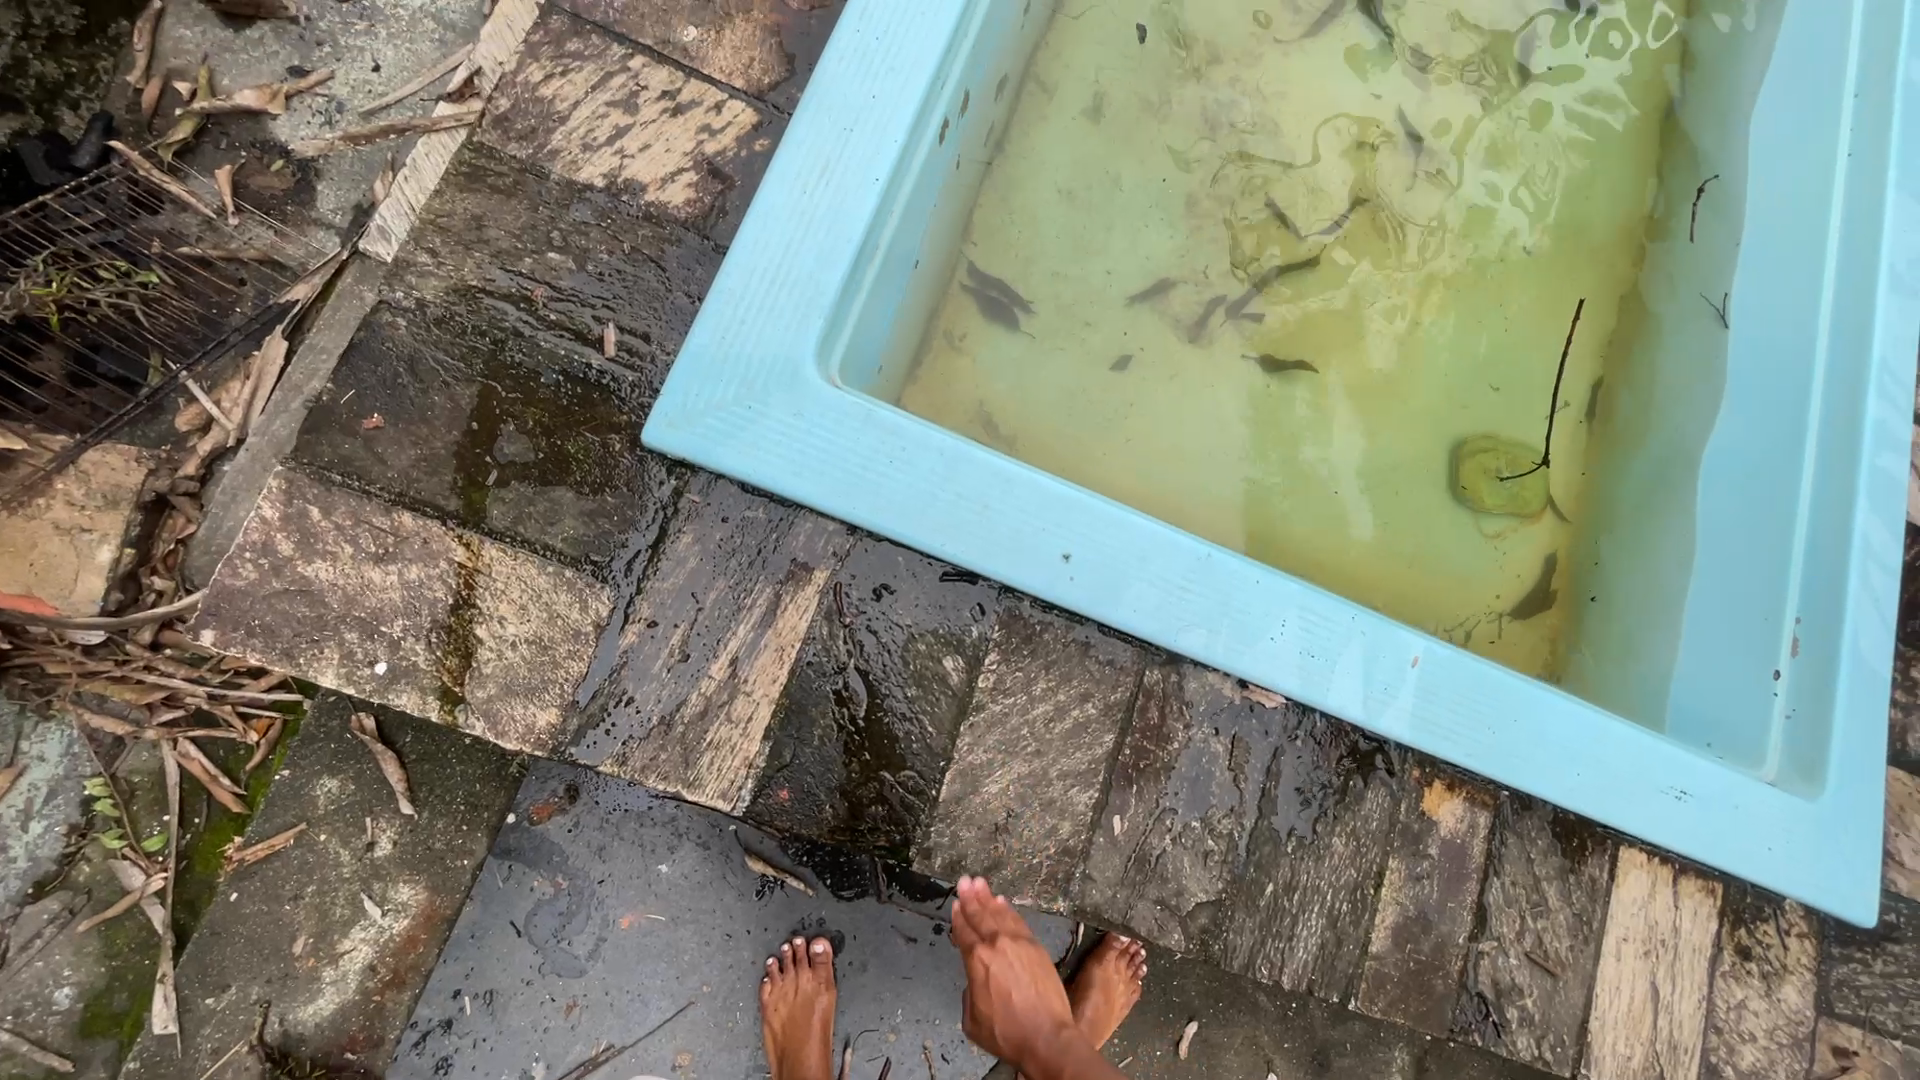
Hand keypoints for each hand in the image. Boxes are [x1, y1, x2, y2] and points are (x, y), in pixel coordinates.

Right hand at [949, 876, 1078, 1067]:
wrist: (1046, 1037)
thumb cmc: (1006, 1034)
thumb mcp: (973, 1020)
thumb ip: (970, 992)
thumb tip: (976, 981)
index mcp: (976, 960)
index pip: (964, 932)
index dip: (958, 917)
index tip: (956, 903)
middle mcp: (996, 944)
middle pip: (980, 915)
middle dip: (970, 896)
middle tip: (964, 880)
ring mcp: (1018, 942)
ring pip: (999, 913)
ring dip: (988, 897)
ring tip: (980, 883)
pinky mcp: (1036, 946)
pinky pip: (1018, 921)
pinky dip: (1008, 909)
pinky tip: (1002, 901)